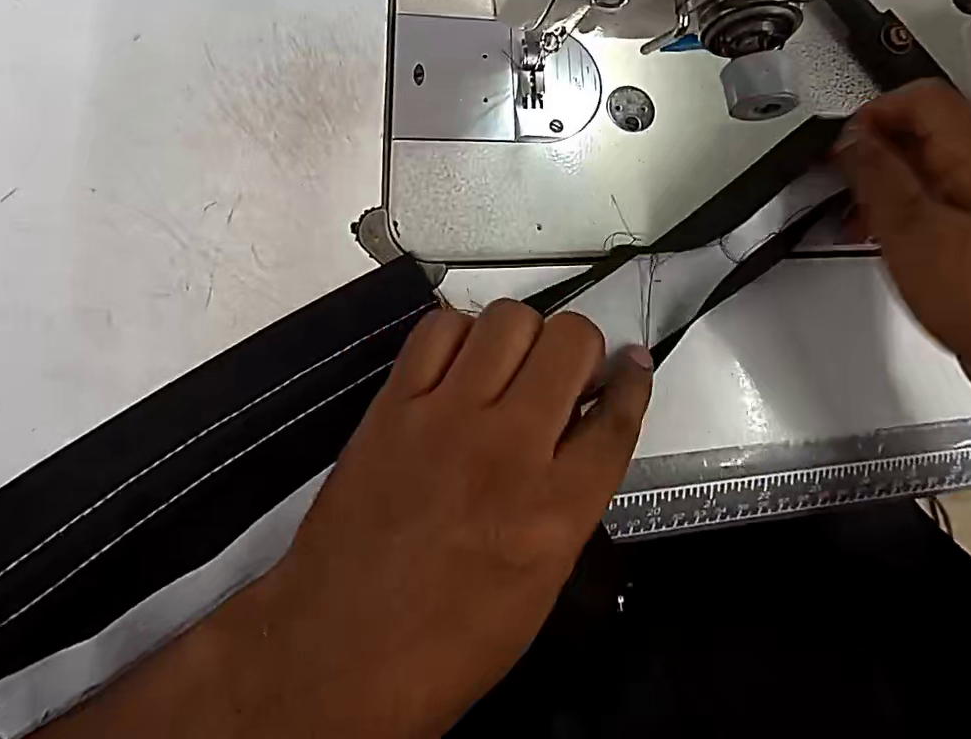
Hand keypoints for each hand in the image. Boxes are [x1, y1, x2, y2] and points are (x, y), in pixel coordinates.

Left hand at [104, 301, 651, 738]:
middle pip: (570, 343)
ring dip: (521, 331)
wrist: (339, 649)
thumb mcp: (539, 583)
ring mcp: (446, 418)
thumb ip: (570, 499)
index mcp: (554, 511)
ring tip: (511, 358)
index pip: (616, 417)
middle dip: (579, 345)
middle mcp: (507, 451)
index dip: (632, 382)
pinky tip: (456, 357)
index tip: (630, 365)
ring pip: (507, 320)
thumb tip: (584, 437)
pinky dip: (455, 331)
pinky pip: (436, 329)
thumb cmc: (440, 640)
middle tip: (565, 364)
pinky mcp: (393, 405)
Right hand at [835, 81, 970, 401]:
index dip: (870, 116)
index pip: (920, 99)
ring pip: (932, 169)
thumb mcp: (910, 230)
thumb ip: (875, 175)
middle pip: (926, 131)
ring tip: (858, 220)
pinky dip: (908, 213)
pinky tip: (889, 242)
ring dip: (887, 186)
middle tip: (842, 184)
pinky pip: (945, 203)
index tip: (839, 148)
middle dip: (874, 153)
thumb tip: (853, 140)